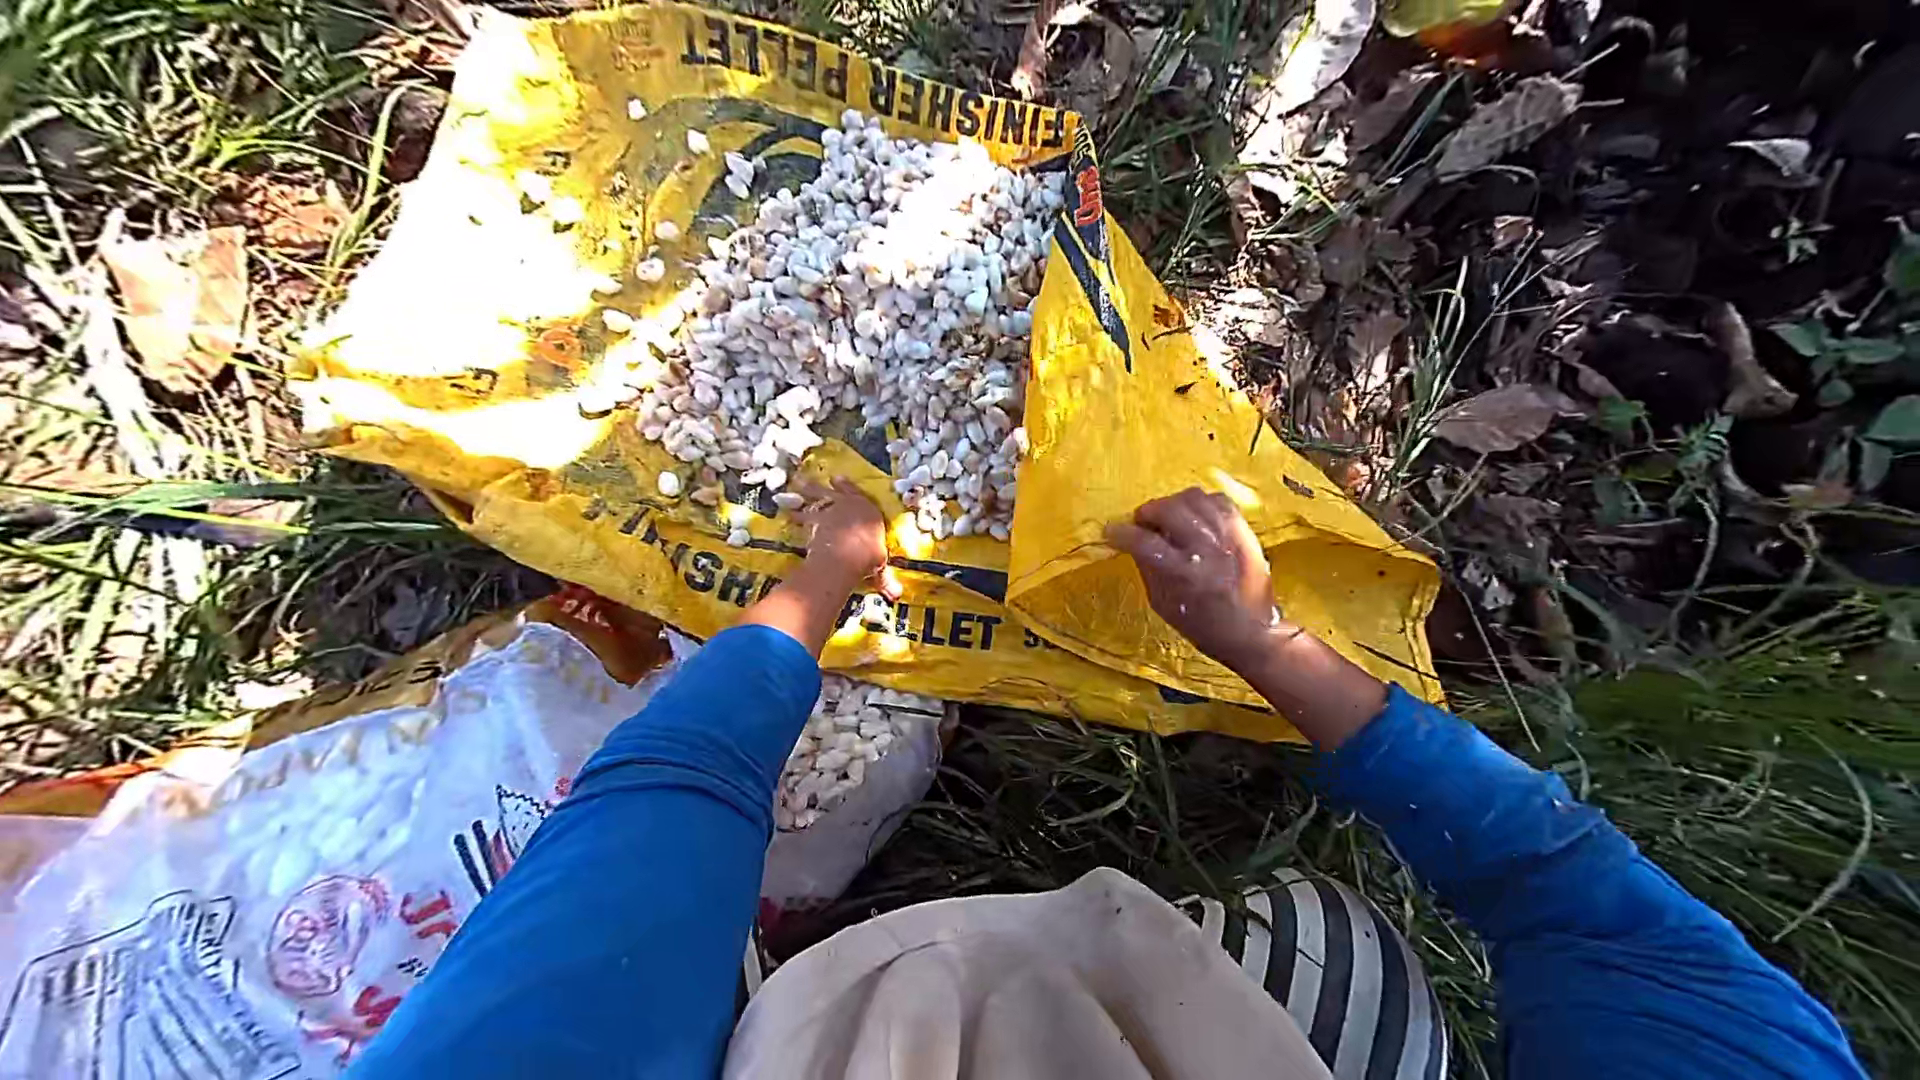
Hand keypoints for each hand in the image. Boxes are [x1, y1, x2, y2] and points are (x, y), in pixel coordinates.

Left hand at [798, 478, 902, 599]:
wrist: (848, 555)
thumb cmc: (869, 557)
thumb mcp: (878, 568)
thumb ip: (883, 579)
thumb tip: (897, 596)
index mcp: (869, 510)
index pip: (858, 494)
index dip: (847, 487)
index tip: (837, 479)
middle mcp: (850, 505)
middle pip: (833, 492)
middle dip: (822, 486)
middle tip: (809, 480)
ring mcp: (831, 510)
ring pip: (816, 498)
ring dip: (805, 493)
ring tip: (796, 488)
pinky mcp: (816, 520)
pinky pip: (804, 514)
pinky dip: (796, 514)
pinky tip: (788, 514)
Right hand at [1105, 487, 1278, 670]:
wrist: (1251, 631)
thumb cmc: (1201, 624)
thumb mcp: (1162, 602)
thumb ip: (1147, 567)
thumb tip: (1133, 541)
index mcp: (1184, 573)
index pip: (1144, 542)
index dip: (1121, 533)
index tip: (1111, 531)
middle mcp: (1207, 548)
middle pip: (1168, 509)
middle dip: (1147, 512)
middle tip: (1142, 524)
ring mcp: (1228, 535)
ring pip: (1192, 498)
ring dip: (1171, 504)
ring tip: (1167, 518)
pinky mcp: (1243, 529)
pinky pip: (1216, 499)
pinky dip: (1199, 504)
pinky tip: (1192, 517)